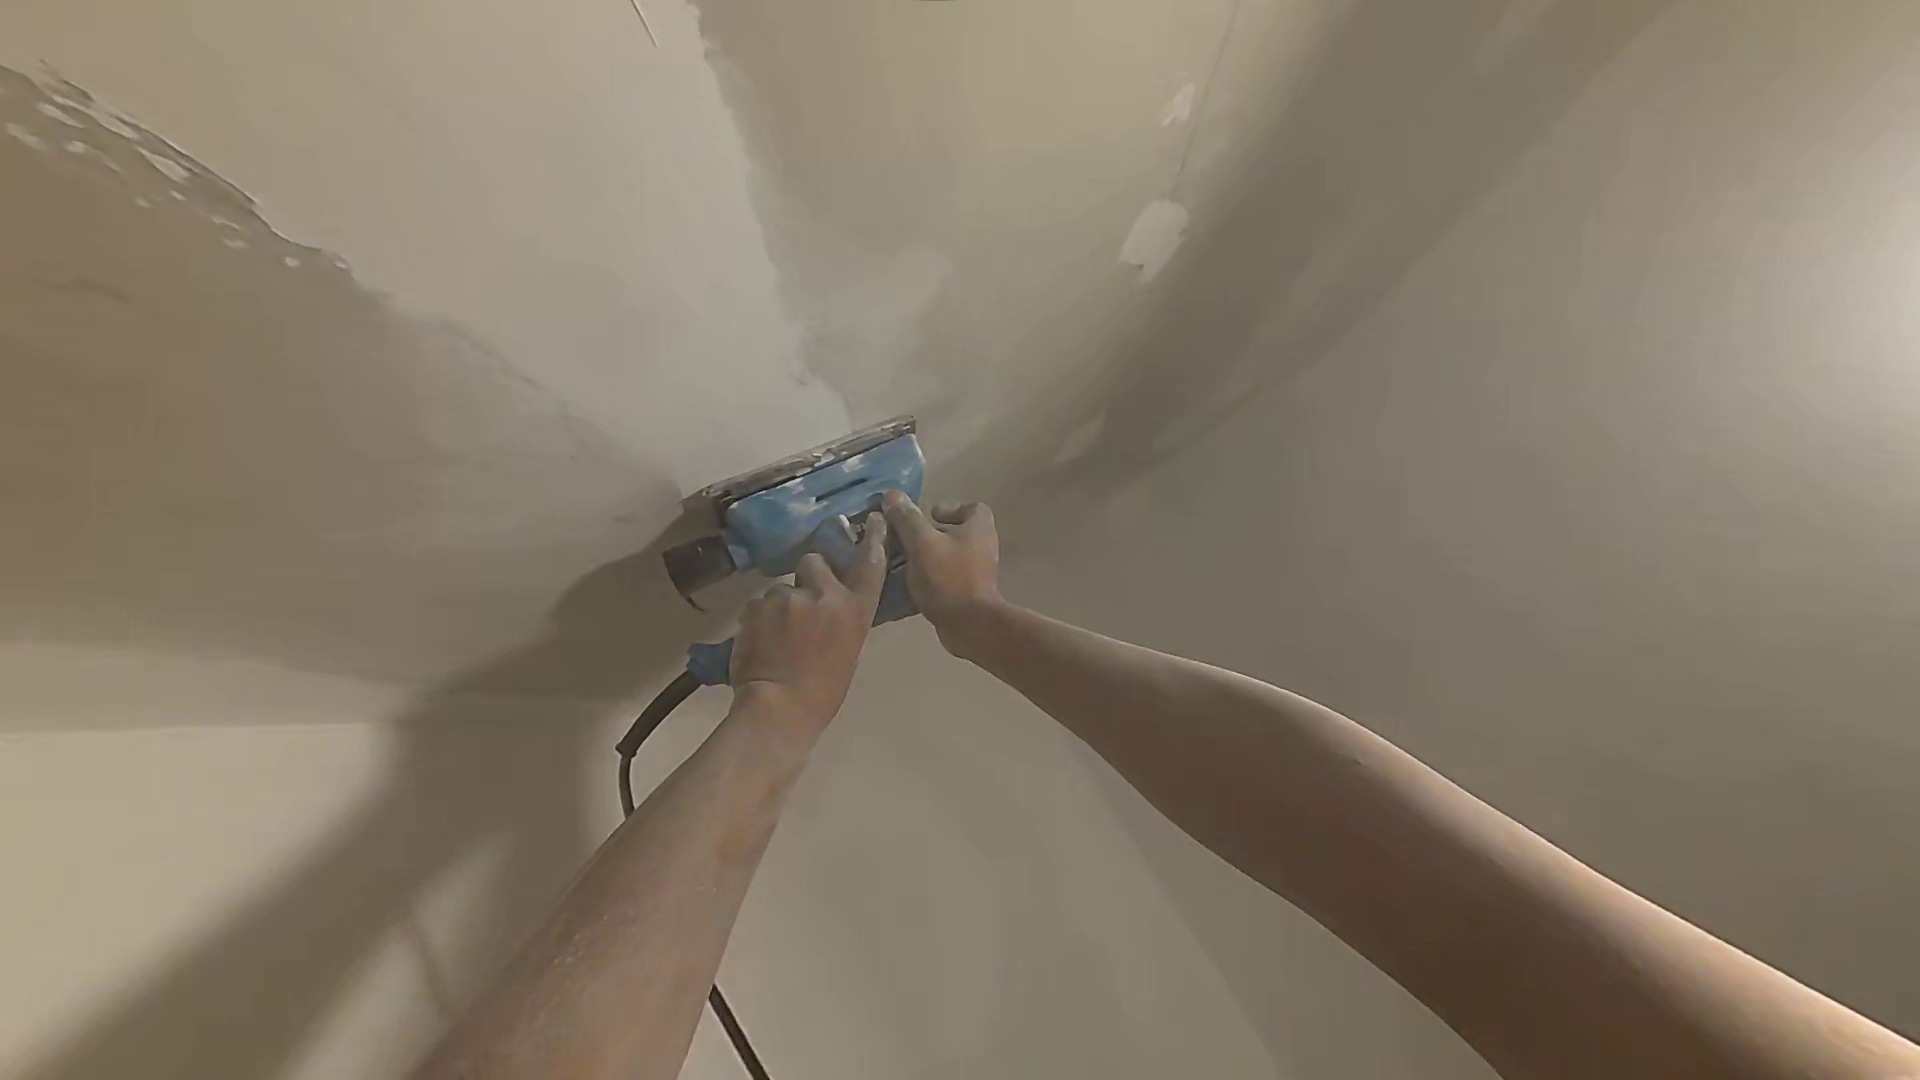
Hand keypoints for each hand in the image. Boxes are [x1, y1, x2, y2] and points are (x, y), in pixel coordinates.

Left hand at [729, 516, 888, 736]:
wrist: (779, 708)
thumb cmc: (823, 691)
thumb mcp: (848, 649)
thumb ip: (843, 618)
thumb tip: (830, 606)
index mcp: (855, 609)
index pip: (869, 563)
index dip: (873, 539)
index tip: (874, 520)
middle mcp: (826, 594)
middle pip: (814, 562)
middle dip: (807, 576)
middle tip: (800, 603)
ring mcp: (790, 596)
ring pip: (783, 586)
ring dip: (781, 603)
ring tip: (776, 633)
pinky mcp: (759, 604)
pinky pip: (759, 602)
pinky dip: (760, 617)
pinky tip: (760, 639)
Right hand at [881, 493, 1003, 656]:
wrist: (968, 625)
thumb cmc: (948, 578)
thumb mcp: (922, 543)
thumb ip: (907, 519)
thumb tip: (892, 495)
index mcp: (979, 528)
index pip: (972, 507)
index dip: (950, 507)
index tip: (928, 516)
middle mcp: (983, 546)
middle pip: (957, 531)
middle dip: (931, 533)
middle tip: (907, 539)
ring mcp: (978, 571)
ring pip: (950, 555)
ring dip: (928, 556)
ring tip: (903, 561)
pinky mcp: (970, 592)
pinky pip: (948, 576)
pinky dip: (931, 576)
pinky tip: (910, 583)